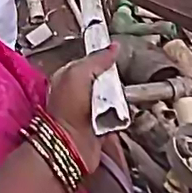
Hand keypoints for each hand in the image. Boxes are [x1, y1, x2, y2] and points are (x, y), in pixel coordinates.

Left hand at [45, 45, 115, 171]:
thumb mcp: (80, 73)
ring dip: (118, 99)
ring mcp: (89, 111)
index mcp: (67, 77)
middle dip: (113, 80)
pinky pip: (117, 116)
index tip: (117, 57)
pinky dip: (122, 115)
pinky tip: (124, 112)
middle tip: (120, 80)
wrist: (72, 145)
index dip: (102, 60)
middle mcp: (77, 93)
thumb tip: (113, 47)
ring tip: (123, 97)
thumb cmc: (70, 107)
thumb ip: (96, 60)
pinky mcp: (101, 127)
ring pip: (112, 98)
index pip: (89, 63)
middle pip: (103, 80)